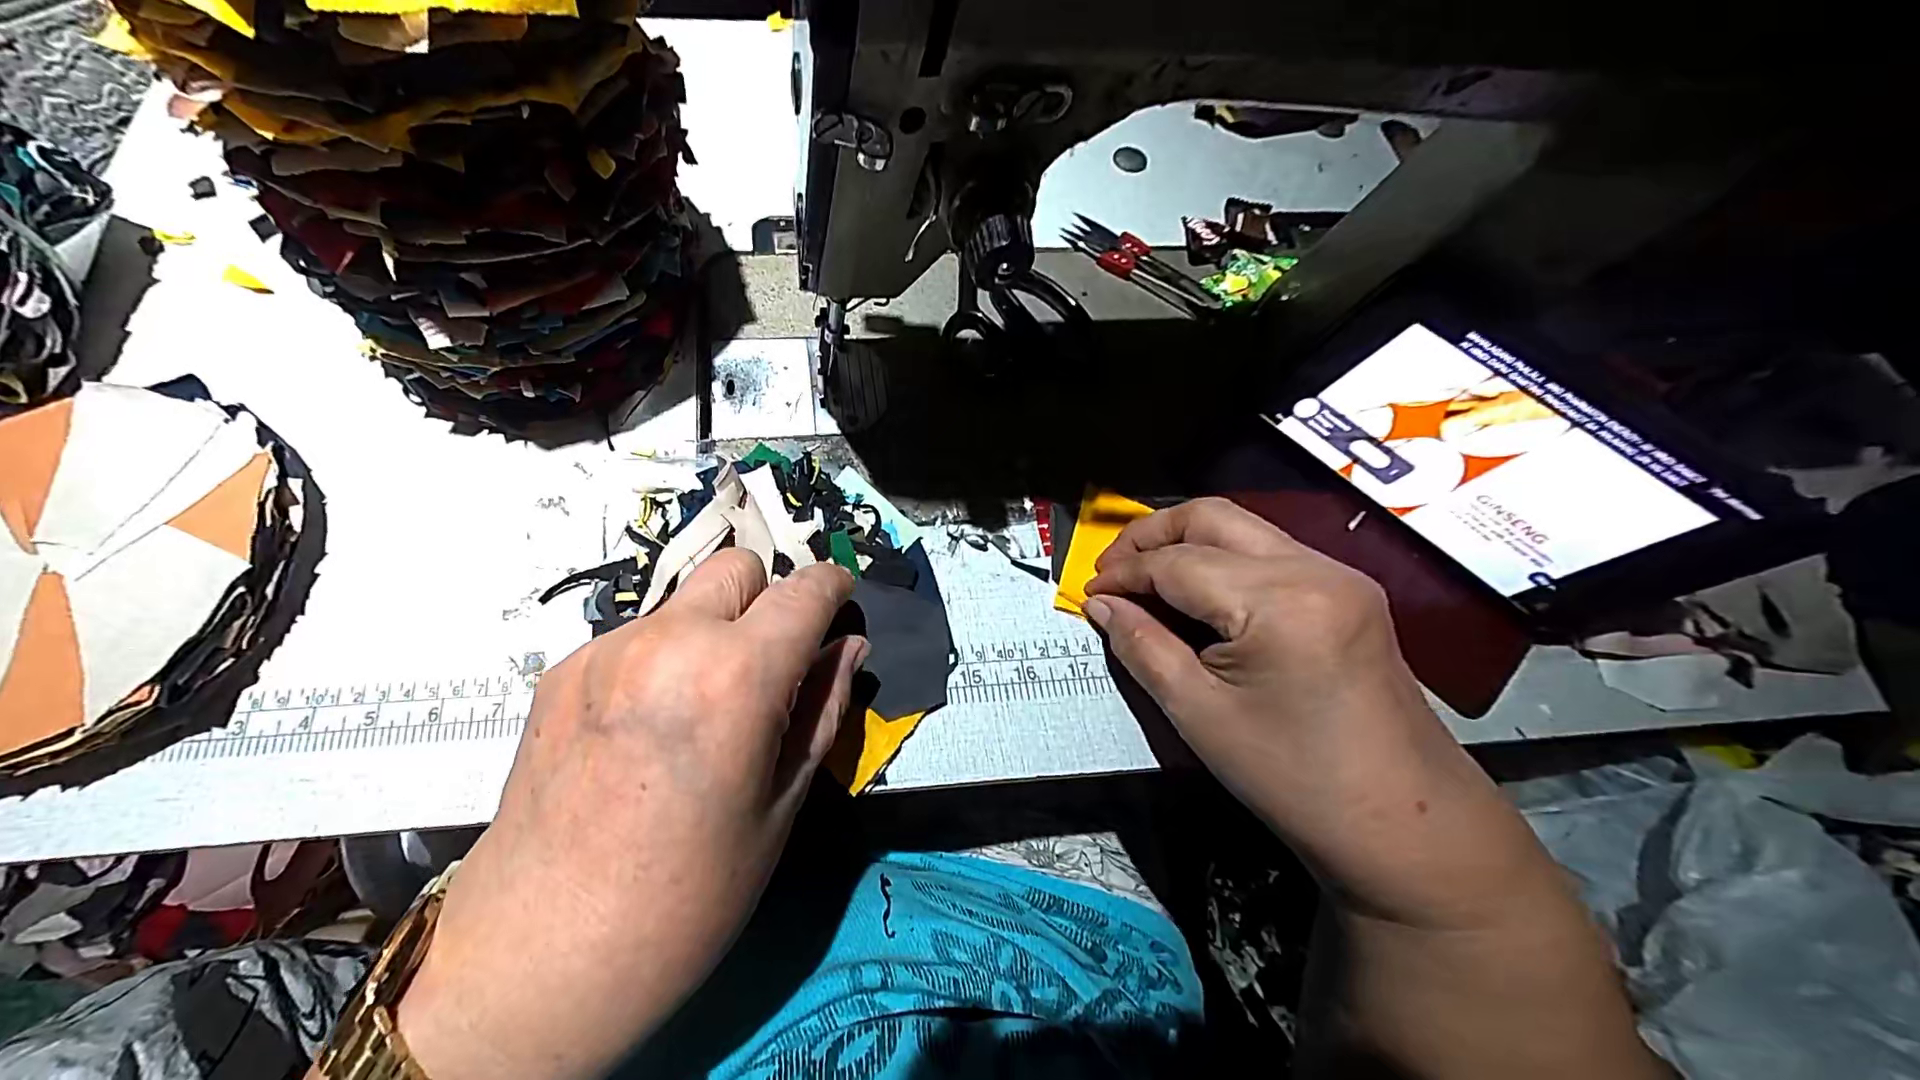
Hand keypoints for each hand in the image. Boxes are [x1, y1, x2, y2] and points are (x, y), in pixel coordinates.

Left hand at [396, 551, 865, 1079]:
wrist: (541, 956)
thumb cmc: (690, 893)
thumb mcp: (782, 801)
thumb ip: (822, 707)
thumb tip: (848, 648)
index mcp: (734, 677)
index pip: (802, 593)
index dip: (833, 587)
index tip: (840, 599)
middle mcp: (666, 641)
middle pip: (736, 568)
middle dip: (768, 599)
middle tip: (771, 660)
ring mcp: (605, 651)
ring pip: (684, 603)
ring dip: (713, 629)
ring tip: (704, 704)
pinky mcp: (561, 671)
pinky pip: (638, 637)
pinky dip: (664, 657)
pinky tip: (648, 727)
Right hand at [1081, 498, 1563, 928]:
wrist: (1405, 827)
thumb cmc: (1295, 780)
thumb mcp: (1199, 714)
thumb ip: (1142, 646)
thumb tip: (1103, 606)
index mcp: (1280, 601)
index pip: (1178, 562)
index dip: (1124, 574)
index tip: (1089, 593)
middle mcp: (1315, 569)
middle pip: (1212, 518)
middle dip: (1150, 536)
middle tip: (1110, 571)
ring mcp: (1340, 576)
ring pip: (1242, 528)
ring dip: (1186, 543)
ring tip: (1144, 579)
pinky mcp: (1349, 593)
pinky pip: (1268, 553)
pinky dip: (1221, 560)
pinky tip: (1195, 593)